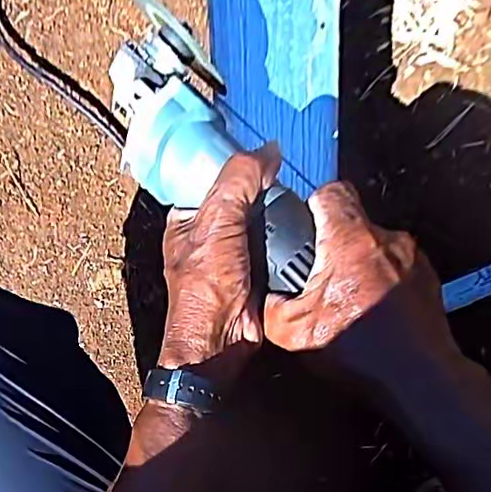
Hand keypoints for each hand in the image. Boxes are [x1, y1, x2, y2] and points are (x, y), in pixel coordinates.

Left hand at [158, 147, 279, 382]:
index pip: (212, 178)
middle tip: (287, 176)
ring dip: (280, 216)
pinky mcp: (259, 274)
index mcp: (188, 219)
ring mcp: (236, 257)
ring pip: (263, 223)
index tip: (260, 151)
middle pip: (243, 199)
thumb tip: (269, 151)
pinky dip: (290, 239)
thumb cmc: (205, 288)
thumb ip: (239, 180)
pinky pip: (278, 246)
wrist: (222, 340)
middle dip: (264, 190)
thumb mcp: (217, 221)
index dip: (234, 163)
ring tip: (299, 201)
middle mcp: (210, 237)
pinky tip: (302, 228)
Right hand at [263, 181, 460, 396]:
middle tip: (321, 277)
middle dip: (333, 246)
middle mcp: (386, 240)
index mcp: (350, 242)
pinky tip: (371, 312)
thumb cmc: (363, 352)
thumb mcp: (294, 334)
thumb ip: (272, 308)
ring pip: (374, 247)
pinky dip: (381, 282)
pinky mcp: (426, 276)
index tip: (306, 224)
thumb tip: (268, 299)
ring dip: (359, 266)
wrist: (416, 376)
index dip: (313, 204)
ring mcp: (411, 257)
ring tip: (348, 301)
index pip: (331, 191)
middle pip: (352, 222)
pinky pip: (395, 267)